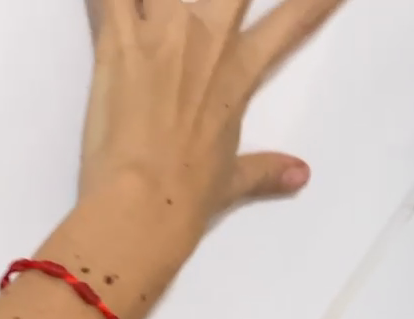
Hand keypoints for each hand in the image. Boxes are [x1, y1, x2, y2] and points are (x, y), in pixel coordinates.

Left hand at [78, 0, 344, 245]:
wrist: (139, 203)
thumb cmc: (184, 197)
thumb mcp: (228, 184)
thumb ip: (263, 171)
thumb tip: (299, 175)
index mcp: (239, 70)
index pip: (296, 15)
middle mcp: (206, 36)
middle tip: (220, 3)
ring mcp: (160, 33)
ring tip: (149, 2)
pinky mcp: (114, 45)